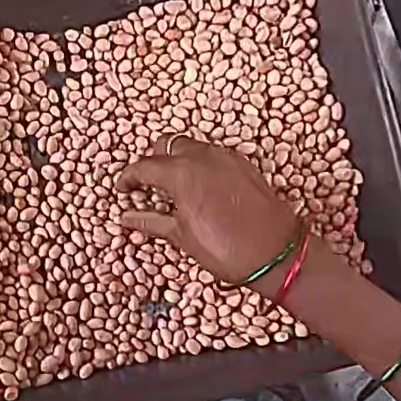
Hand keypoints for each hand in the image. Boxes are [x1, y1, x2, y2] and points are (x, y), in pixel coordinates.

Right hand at [117, 137, 302, 285]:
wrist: (277, 254)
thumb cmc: (228, 249)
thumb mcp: (181, 236)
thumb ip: (151, 220)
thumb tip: (127, 217)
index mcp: (181, 173)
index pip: (144, 166)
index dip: (128, 177)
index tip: (122, 188)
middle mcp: (203, 157)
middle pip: (167, 145)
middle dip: (153, 162)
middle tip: (146, 185)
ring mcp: (226, 158)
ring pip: (191, 147)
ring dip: (176, 161)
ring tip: (172, 188)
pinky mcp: (244, 165)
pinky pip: (213, 155)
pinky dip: (199, 165)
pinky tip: (199, 188)